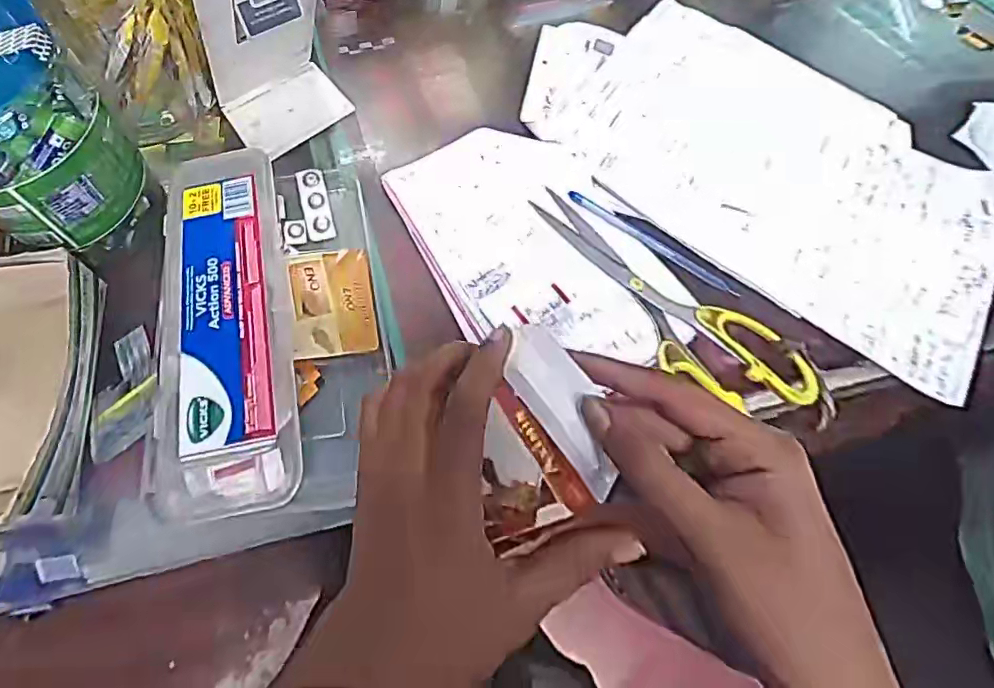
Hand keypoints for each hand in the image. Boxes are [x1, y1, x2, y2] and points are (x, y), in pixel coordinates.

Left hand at [279, 331, 646, 687]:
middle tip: (478, 348)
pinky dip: (392, 391)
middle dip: (445, 356)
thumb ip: (574, 562)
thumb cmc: (449, 630)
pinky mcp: (363, 479)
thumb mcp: (520, 603)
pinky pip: (371, 417)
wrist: (377, 655)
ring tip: (451, 364)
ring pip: (388, 396)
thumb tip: (630, 534)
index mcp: (446, 496)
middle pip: (415, 388)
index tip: (500, 338)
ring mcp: (377, 470)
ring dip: (418, 369)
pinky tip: (414, 395)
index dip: (481, 367)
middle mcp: (404, 470)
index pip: (461, 412)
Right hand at [574, 353, 895, 687]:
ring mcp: (727, 484)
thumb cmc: (789, 611)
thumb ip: (650, 469)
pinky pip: (661, 485)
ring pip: (656, 454)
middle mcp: (743, 455)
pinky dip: (628, 485)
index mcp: (760, 447)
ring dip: (615, 453)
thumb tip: (597, 411)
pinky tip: (595, 484)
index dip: (620, 375)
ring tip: (568, 442)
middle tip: (558, 411)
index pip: (677, 395)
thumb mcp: (712, 535)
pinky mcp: (712, 511)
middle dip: (613, 420)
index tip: (573, 361)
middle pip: (662, 423)